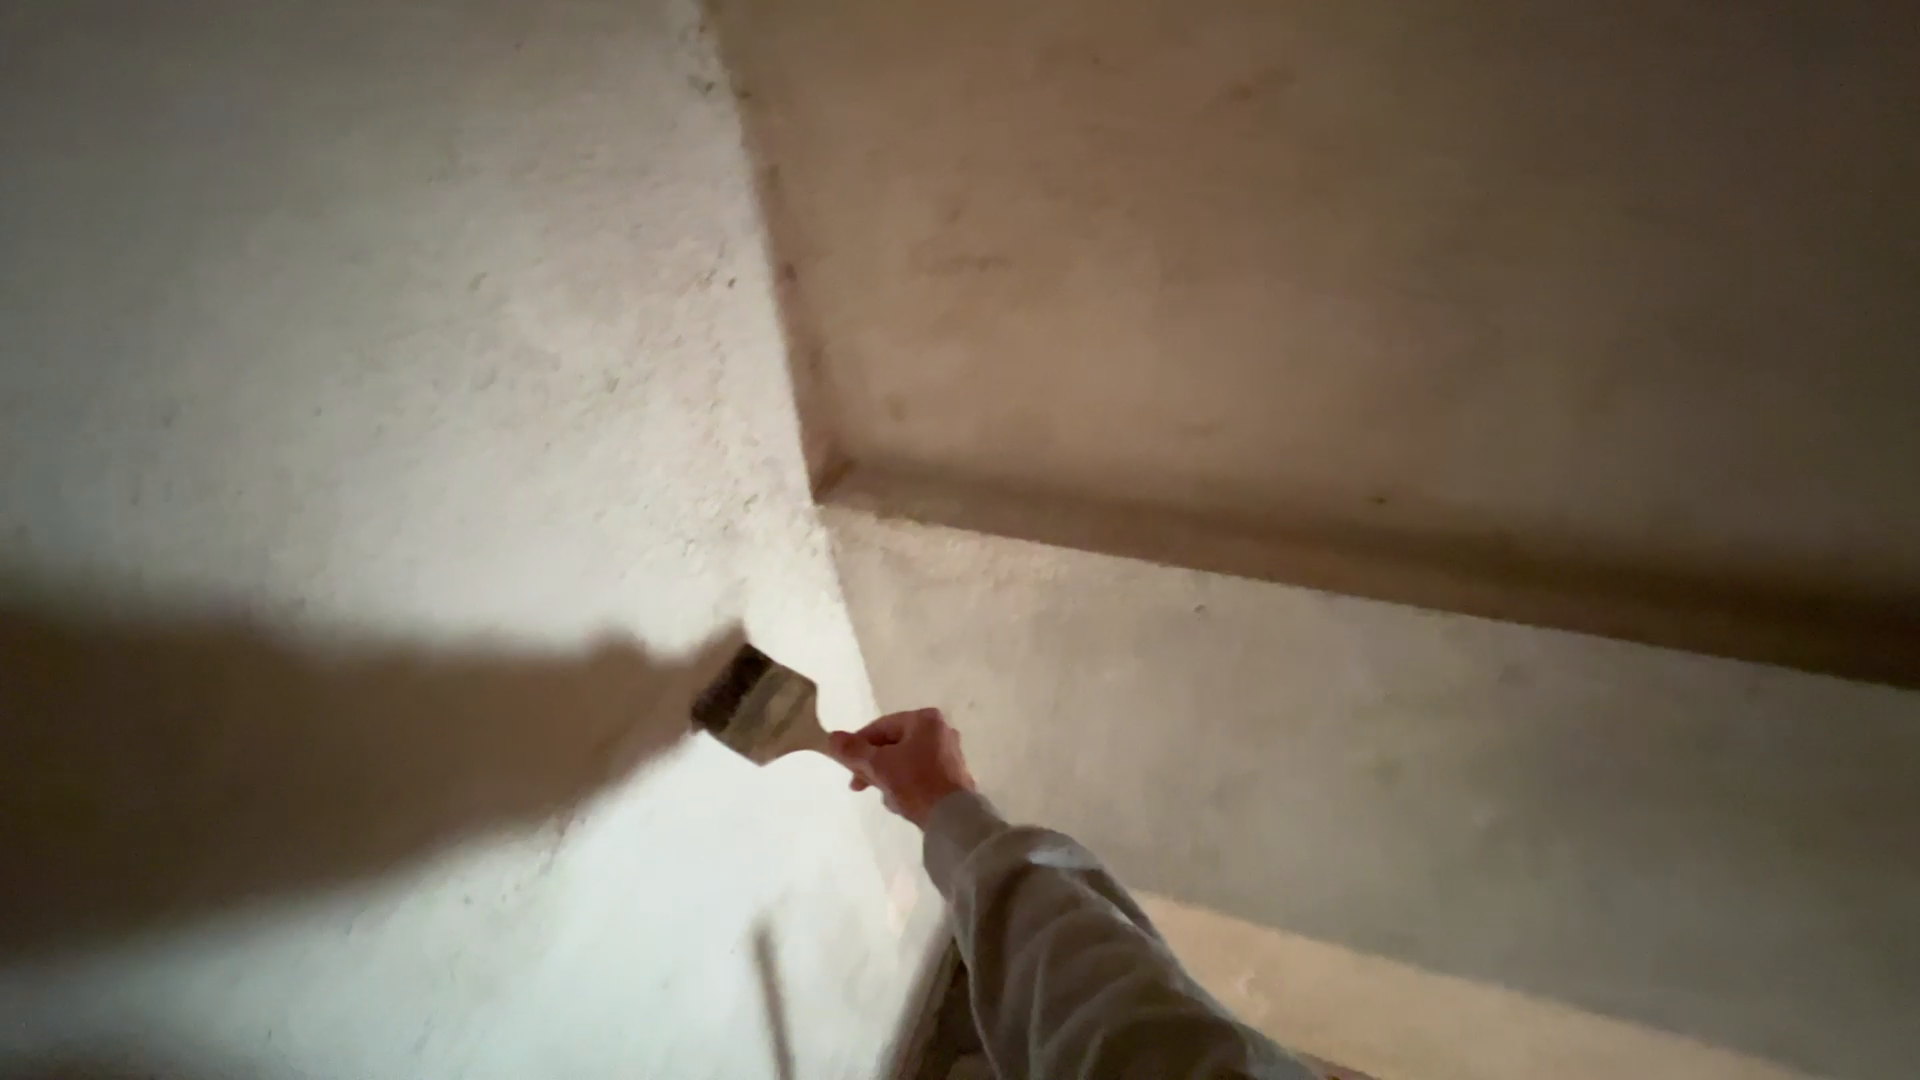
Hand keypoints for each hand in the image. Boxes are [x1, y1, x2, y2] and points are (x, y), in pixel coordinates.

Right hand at [827, 708, 975, 826]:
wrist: (952, 818)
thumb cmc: (915, 782)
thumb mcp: (879, 765)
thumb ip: (854, 751)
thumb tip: (832, 738)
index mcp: (925, 719)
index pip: (881, 726)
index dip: (858, 744)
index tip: (845, 764)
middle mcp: (940, 730)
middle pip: (893, 744)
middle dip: (873, 765)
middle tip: (857, 784)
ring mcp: (948, 752)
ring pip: (904, 761)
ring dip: (888, 777)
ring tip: (885, 797)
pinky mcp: (952, 774)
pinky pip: (919, 773)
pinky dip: (905, 784)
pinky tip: (900, 803)